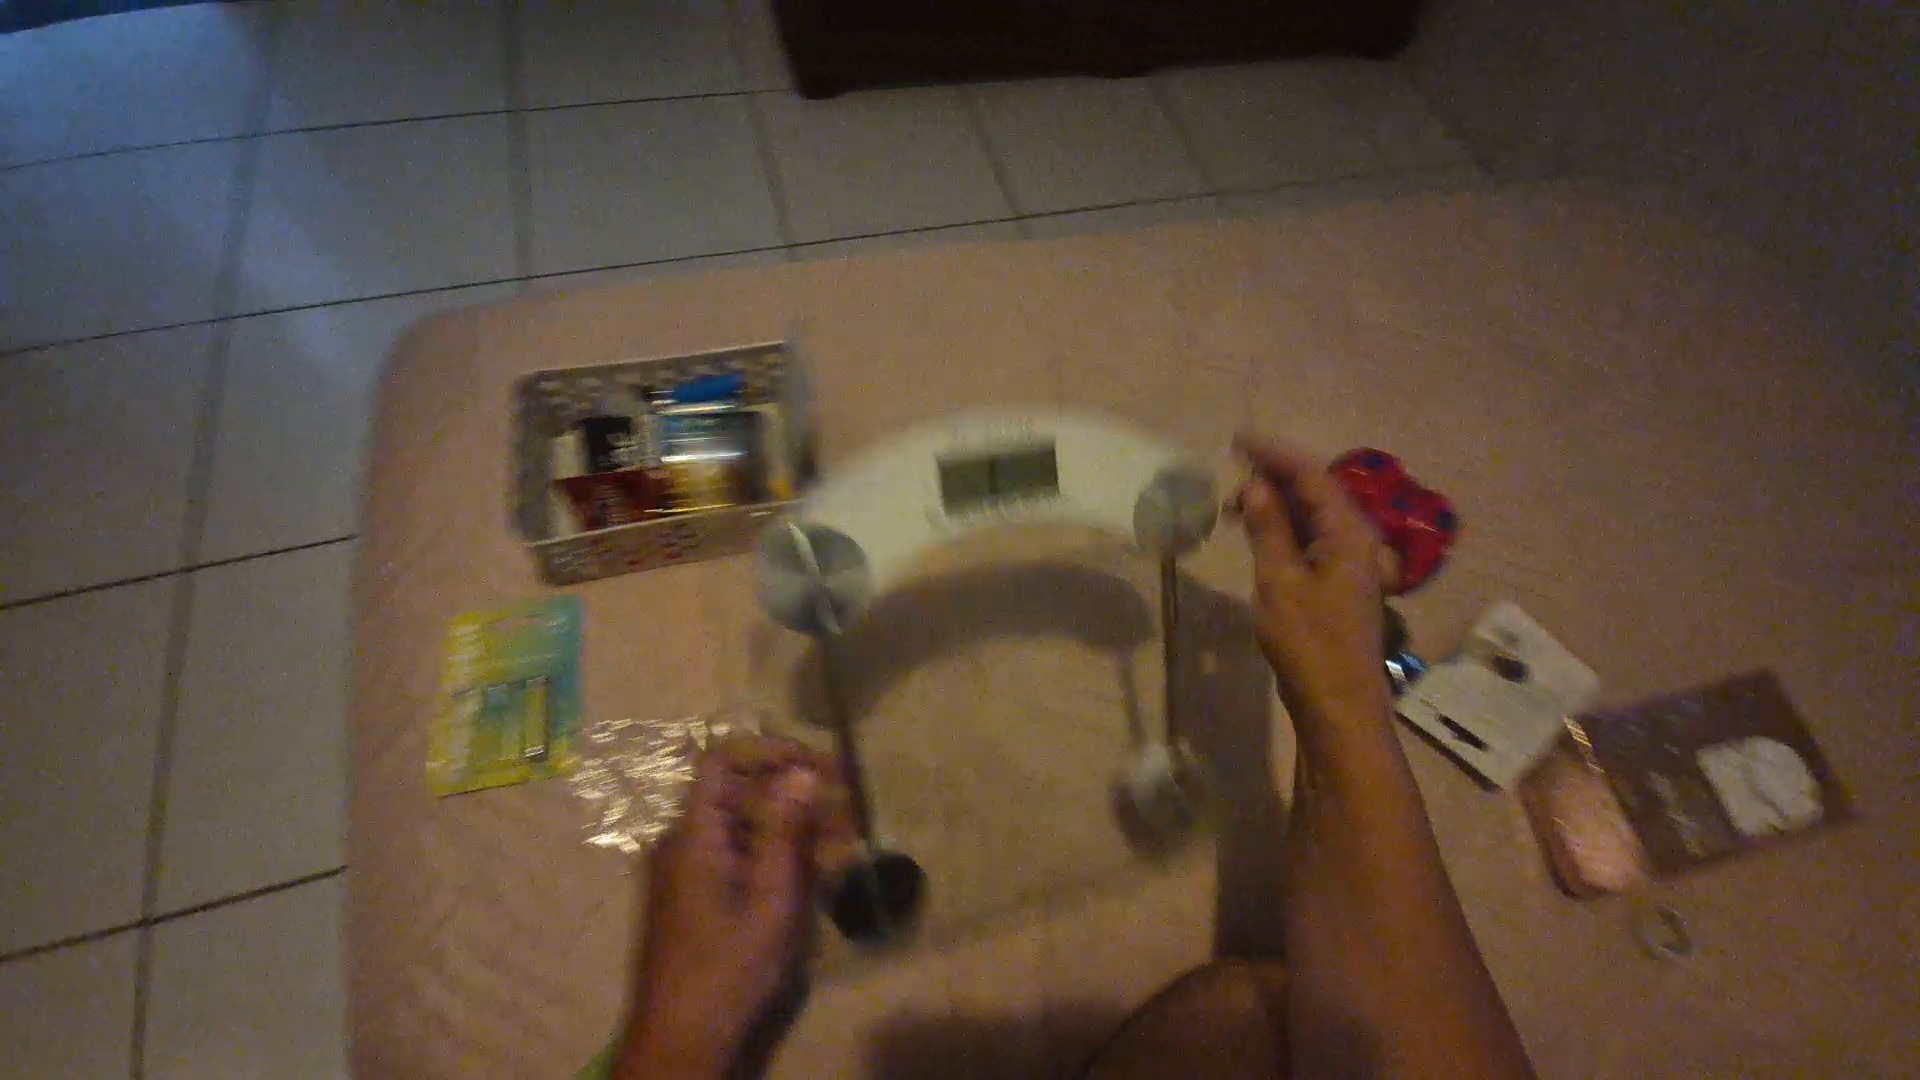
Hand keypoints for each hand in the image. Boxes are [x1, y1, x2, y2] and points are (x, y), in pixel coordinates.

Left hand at [621, 737, 849, 1078]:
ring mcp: (696, 867)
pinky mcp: (705, 892)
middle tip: (850, 805)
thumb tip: (805, 771)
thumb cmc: (726, 968)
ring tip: (849, 837)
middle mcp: (690, 840)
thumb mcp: (769, 897)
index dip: (771, 751)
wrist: (679, 1044)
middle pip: (745, 792)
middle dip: (800, 793)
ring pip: (752, 824)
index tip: (817, 765)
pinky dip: (782, 854)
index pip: (724, 760)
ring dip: (799, 825)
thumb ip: (785, 830)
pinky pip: (745, 854)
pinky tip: (824, 865)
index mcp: (695, 833)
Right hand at [1234, 434, 1390, 723]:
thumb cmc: (1309, 641)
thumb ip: (1269, 529)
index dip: (1274, 453)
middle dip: (1273, 476)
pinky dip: (1280, 528)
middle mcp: (1353, 541)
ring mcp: (1345, 563)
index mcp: (1347, 534)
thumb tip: (1254, 486)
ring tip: (1234, 503)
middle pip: (1314, 492)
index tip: (1237, 440)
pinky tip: (1257, 532)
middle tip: (1230, 471)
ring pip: (1310, 516)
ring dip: (1274, 503)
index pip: (1310, 476)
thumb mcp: (1280, 580)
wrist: (1337, 701)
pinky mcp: (1332, 584)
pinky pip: (1306, 539)